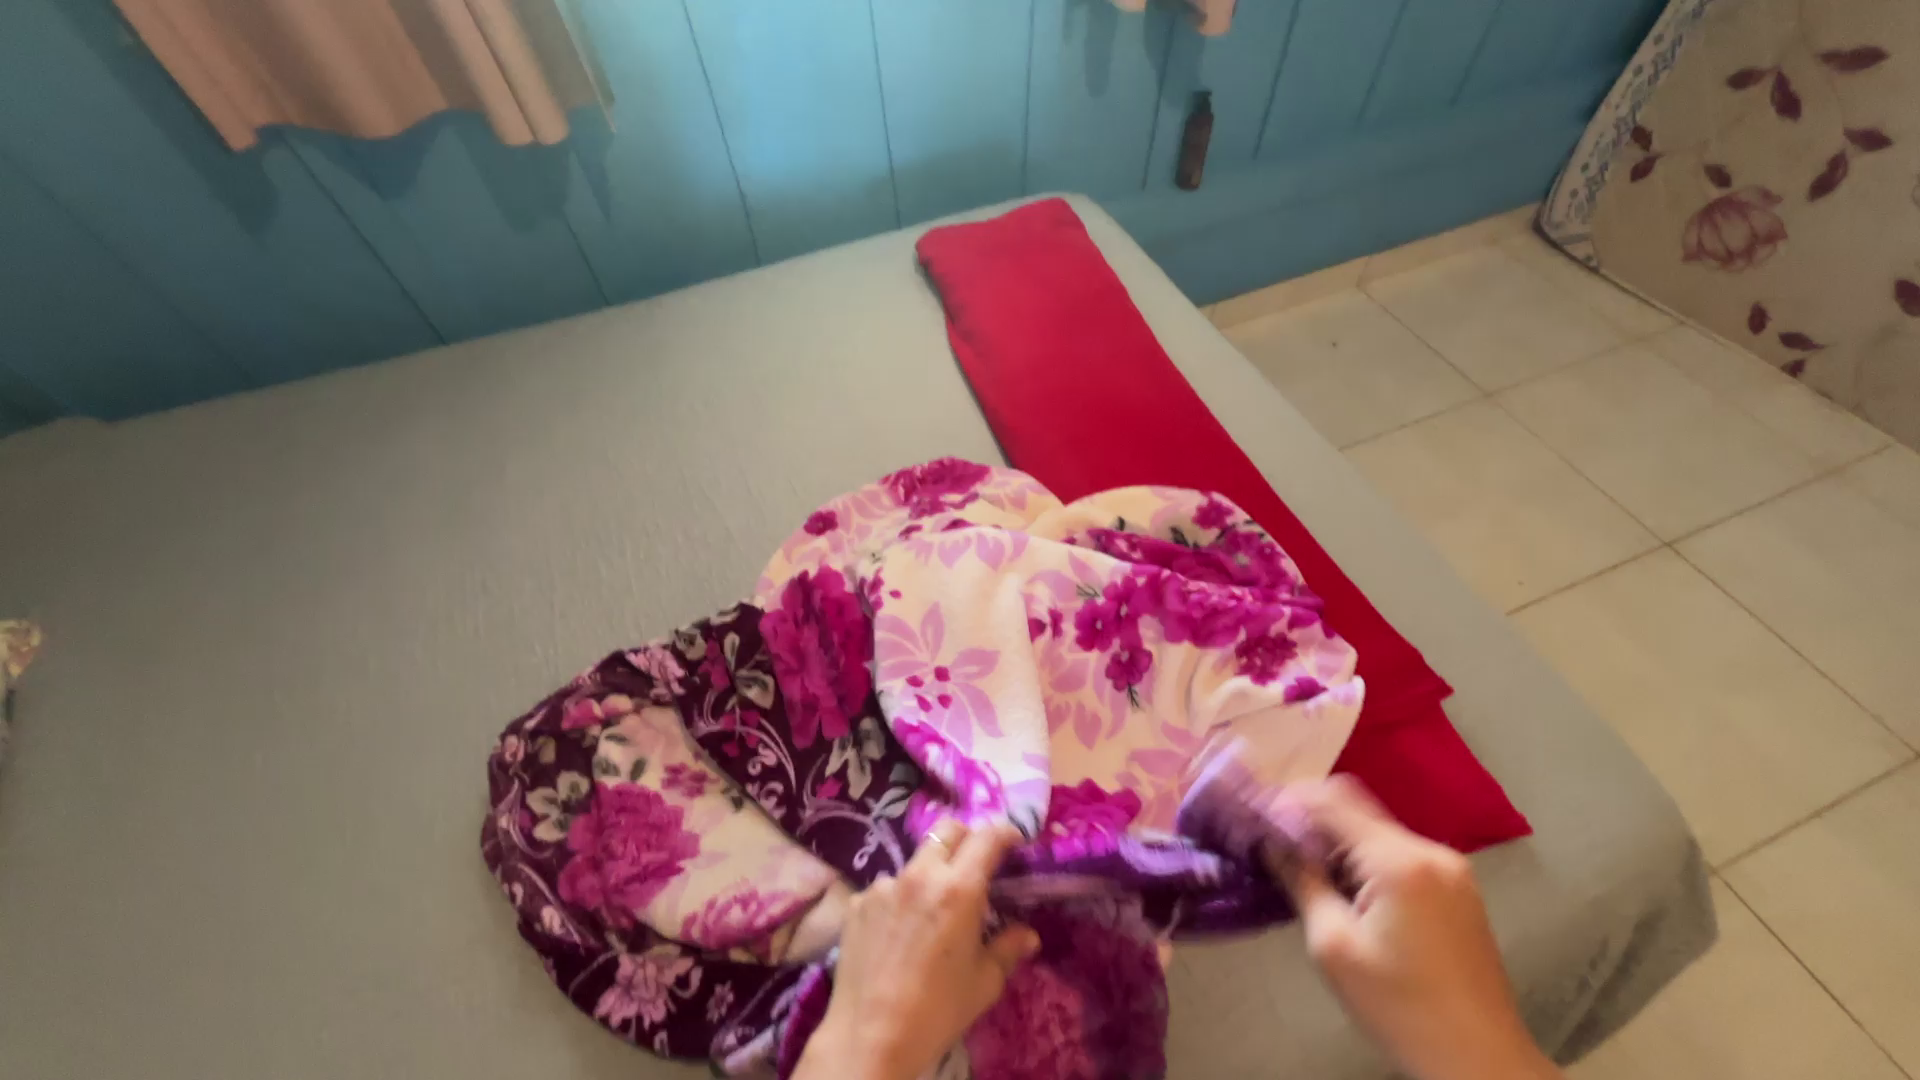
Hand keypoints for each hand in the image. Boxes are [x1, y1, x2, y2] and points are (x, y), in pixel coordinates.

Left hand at [795, 819, 1038, 1079]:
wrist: (869, 1037)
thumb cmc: (937, 1011)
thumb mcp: (984, 983)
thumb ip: (1008, 949)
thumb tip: (1028, 934)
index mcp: (959, 889)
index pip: (987, 837)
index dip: (1004, 832)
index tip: (1014, 841)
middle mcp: (920, 875)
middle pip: (947, 830)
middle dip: (967, 838)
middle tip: (976, 863)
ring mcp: (884, 885)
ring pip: (916, 861)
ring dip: (931, 873)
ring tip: (932, 910)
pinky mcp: (858, 901)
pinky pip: (887, 888)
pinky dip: (900, 899)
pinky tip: (899, 932)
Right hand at [1267, 778, 1560, 1079]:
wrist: (1483, 1064)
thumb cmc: (1401, 1009)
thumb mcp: (1333, 946)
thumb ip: (1301, 881)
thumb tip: (1271, 840)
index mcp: (1399, 861)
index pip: (1332, 799)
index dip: (1289, 800)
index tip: (1255, 816)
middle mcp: (1429, 850)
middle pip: (1355, 810)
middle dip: (1310, 822)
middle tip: (1272, 845)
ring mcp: (1450, 868)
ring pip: (1375, 831)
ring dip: (1336, 844)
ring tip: (1303, 872)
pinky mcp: (1456, 889)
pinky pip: (1396, 854)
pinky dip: (1363, 861)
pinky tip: (1345, 891)